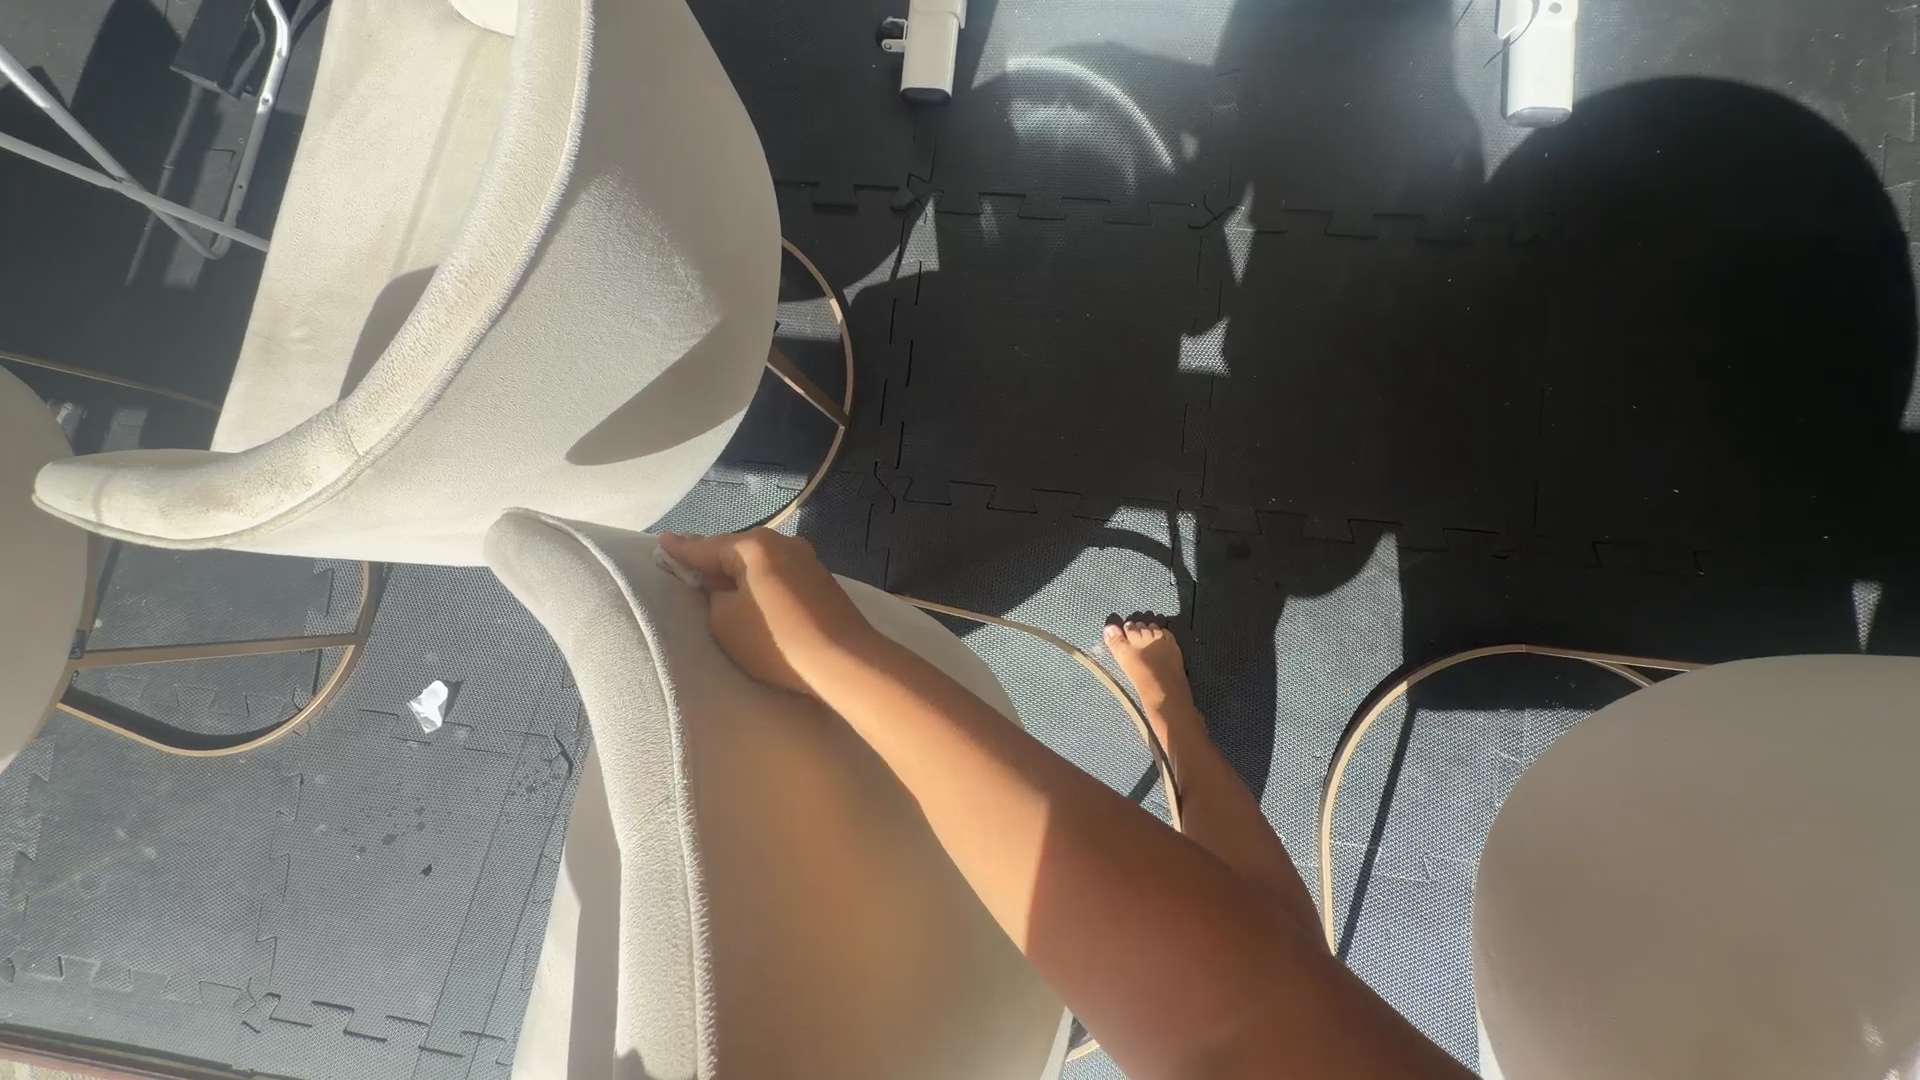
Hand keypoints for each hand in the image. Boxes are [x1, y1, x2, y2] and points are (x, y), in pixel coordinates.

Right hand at [657, 529, 883, 696]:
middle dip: (715, 558)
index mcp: (756, 547)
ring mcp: (808, 561)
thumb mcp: (727, 621)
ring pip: (763, 561)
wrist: (843, 660)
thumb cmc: (776, 640)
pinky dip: (764, 580)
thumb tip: (724, 585)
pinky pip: (781, 574)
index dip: (683, 550)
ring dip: (742, 570)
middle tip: (689, 561)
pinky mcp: (823, 582)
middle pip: (738, 550)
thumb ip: (715, 596)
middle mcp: (784, 544)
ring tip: (720, 577)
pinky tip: (756, 589)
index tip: (662, 542)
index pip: (708, 547)